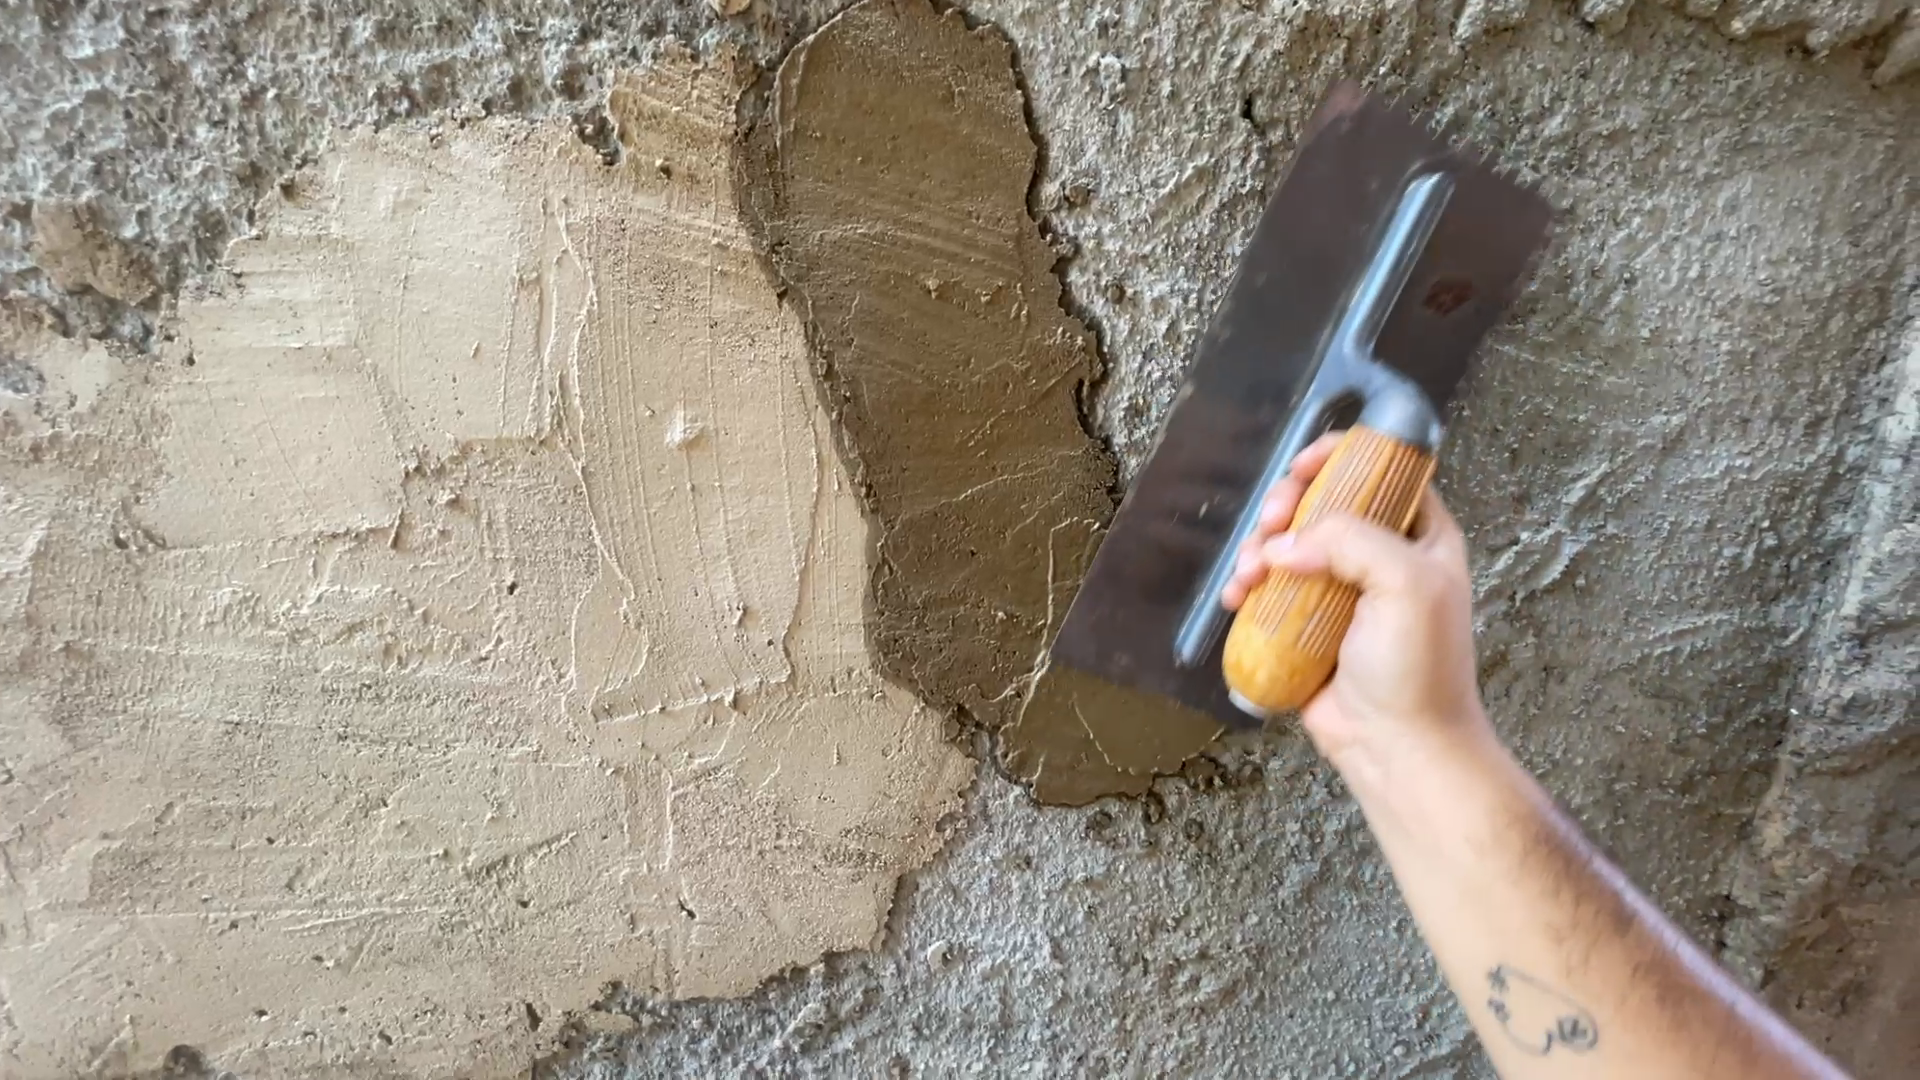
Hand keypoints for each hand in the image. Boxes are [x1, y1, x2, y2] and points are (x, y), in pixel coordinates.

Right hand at [1220, 432, 1493, 778]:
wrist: (1394, 745)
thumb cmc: (1418, 668)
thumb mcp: (1407, 587)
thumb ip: (1353, 541)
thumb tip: (1284, 545)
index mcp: (1418, 537)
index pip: (1381, 472)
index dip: (1340, 458)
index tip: (1301, 468)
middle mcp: (1377, 555)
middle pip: (1321, 502)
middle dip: (1286, 505)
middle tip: (1270, 524)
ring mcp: (1336, 588)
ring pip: (1286, 542)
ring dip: (1257, 548)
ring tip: (1248, 575)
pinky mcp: (1302, 618)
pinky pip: (1266, 585)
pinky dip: (1245, 584)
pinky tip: (1236, 597)